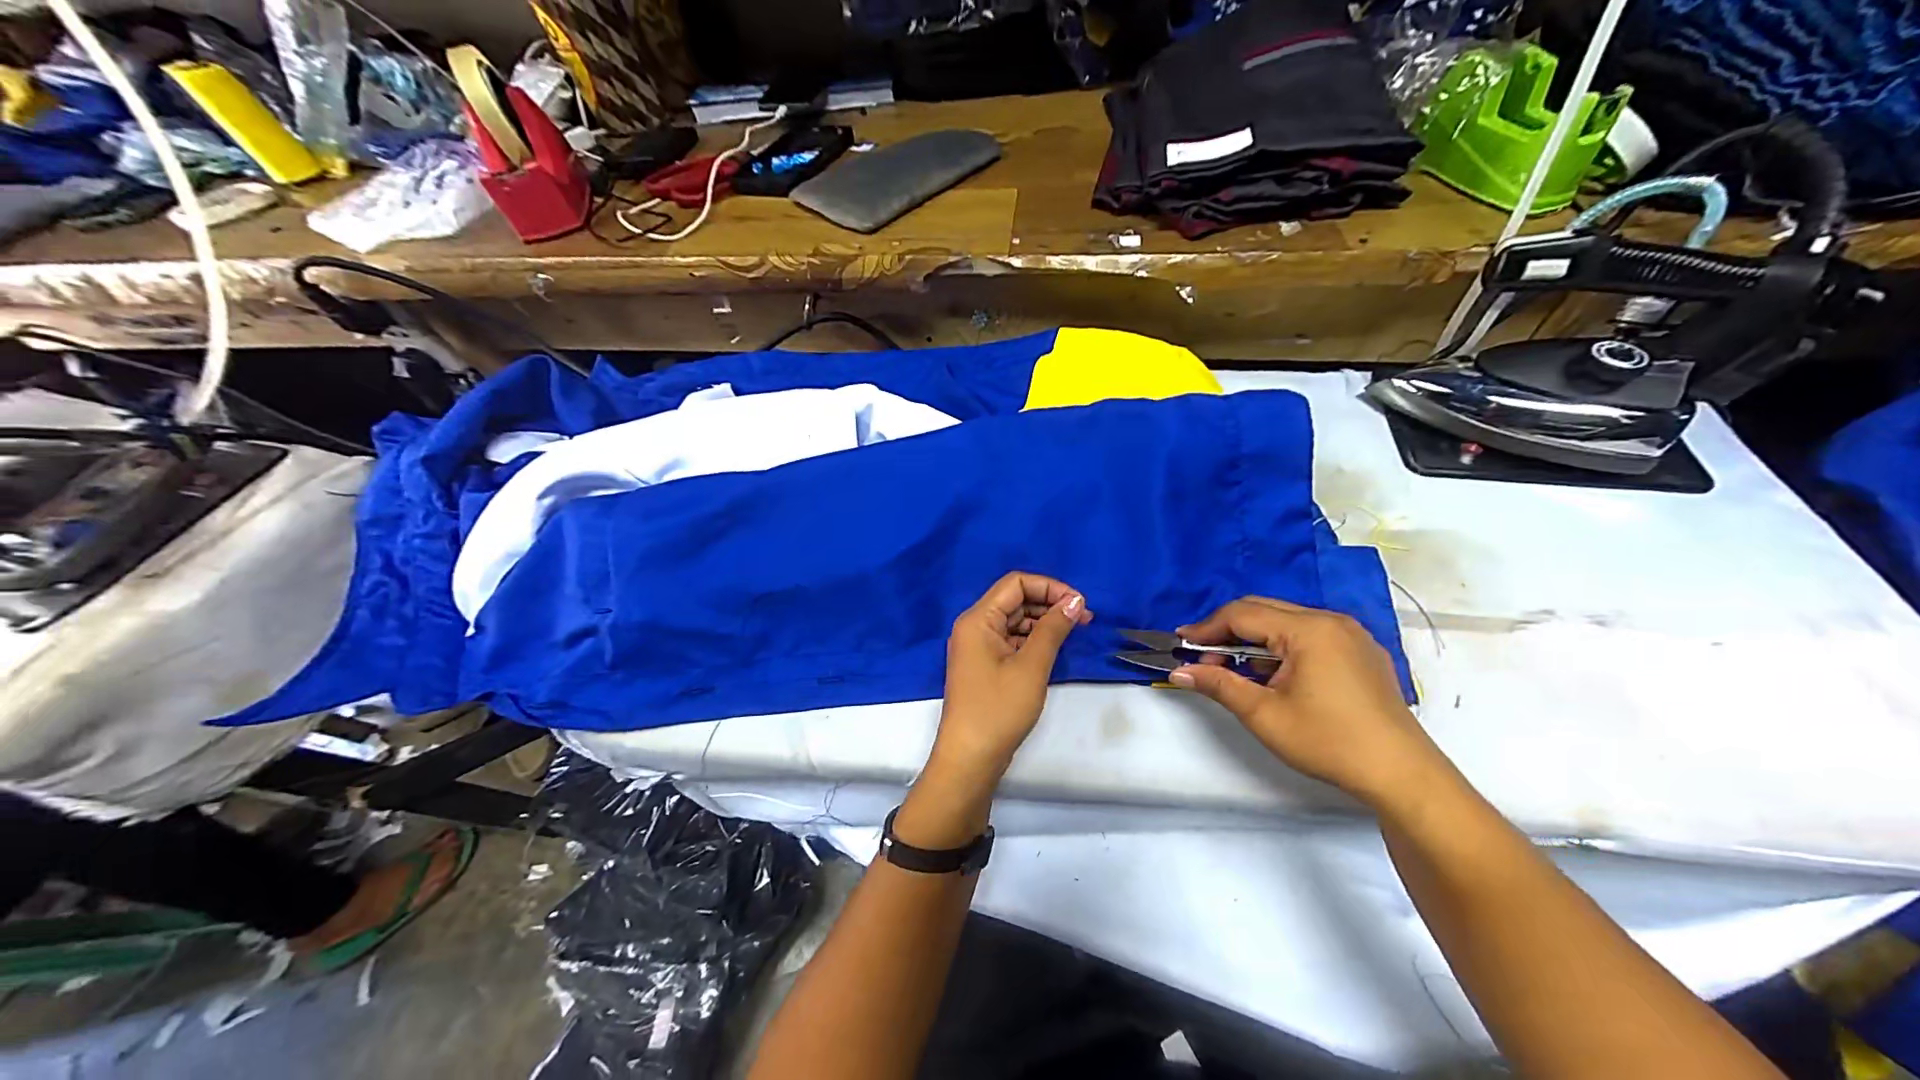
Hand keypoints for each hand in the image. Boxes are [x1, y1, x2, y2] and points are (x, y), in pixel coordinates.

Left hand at [934, 571, 1091, 777]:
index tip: (1079, 603)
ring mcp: (978, 647)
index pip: (1015, 583)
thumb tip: (1074, 600)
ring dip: (1043, 622)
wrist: (970, 758)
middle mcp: (974, 627)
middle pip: (1015, 600)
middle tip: (1084, 619)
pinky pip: (1011, 640)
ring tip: (1074, 632)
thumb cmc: (998, 709)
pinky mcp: (985, 666)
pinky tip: (1054, 648)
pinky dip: (1033, 640)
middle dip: (1049, 603)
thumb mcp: (1031, 666)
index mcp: (978, 619)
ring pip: (1015, 621)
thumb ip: (1053, 628)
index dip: (1049, 587)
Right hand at [1169, 596, 1452, 810]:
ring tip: (1235, 670)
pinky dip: (1284, 648)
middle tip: (1202, 658)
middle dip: (1228, 630)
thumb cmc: (1328, 741)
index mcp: (1308, 629)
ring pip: (1288, 622)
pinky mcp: (1363, 653)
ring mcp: (1352, 635)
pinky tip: (1275, 676)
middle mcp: (1332, 621)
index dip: (1207, 627)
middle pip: (1265, 610)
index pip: (1243, 613)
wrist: (1401, 774)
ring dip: (1256, 640)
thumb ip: (1219, 685)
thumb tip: (1179, 672)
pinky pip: (1312, 636)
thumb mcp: (1264, 714)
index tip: (1181, 644)